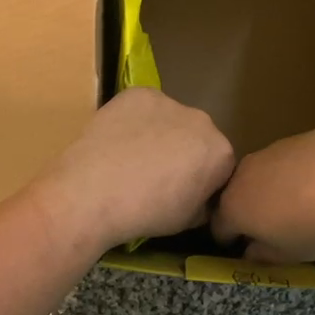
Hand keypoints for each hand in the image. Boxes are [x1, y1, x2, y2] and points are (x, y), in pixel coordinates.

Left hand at [31, 87, 234, 251]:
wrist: (93, 193)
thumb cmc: (145, 214)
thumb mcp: (186, 222)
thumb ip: (203, 205)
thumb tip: (200, 200)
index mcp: (221, 152)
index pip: (220, 166)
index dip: (202, 182)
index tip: (182, 195)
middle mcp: (202, 120)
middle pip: (196, 138)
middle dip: (183, 153)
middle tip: (155, 176)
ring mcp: (168, 102)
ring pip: (169, 120)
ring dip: (159, 135)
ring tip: (131, 159)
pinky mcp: (137, 93)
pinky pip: (142, 108)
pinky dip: (133, 121)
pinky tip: (116, 142)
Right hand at [211, 125, 314, 263]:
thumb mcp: (287, 255)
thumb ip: (263, 255)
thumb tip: (252, 249)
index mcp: (234, 205)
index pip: (220, 228)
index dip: (232, 242)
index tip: (250, 252)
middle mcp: (248, 173)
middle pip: (254, 202)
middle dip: (274, 224)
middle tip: (303, 246)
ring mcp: (278, 151)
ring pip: (284, 186)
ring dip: (303, 208)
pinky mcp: (309, 137)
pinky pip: (308, 170)